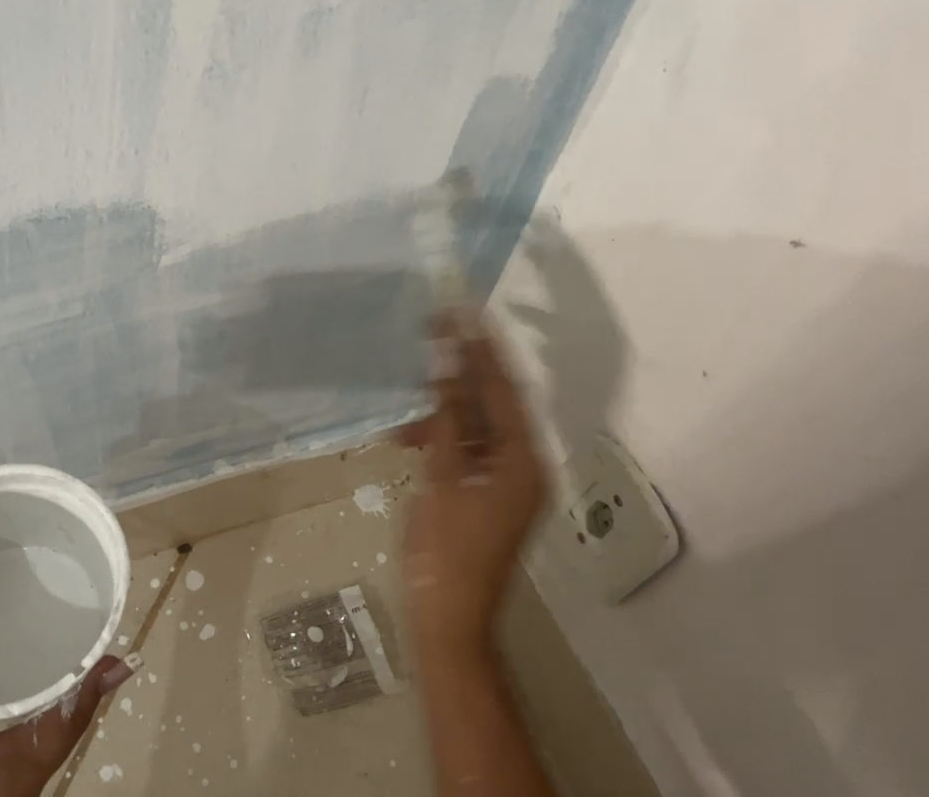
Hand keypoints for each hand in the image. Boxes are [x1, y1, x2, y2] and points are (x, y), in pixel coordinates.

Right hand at [399, 311, 547, 648]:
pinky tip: (406, 433)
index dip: (481, 348)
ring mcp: (503, 482)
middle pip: (494, 404)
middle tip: (432, 329)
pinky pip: (464, 450)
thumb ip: (447, 419)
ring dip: (442, 406)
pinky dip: (438, 436)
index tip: (460, 310)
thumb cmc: (445, 550)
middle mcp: (522, 466)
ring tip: (409, 390)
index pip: (504, 390)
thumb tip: (448, 365)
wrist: (448, 618)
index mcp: (523, 461)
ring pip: (475, 426)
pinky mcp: (483, 493)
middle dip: (461, 369)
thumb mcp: (442, 479)